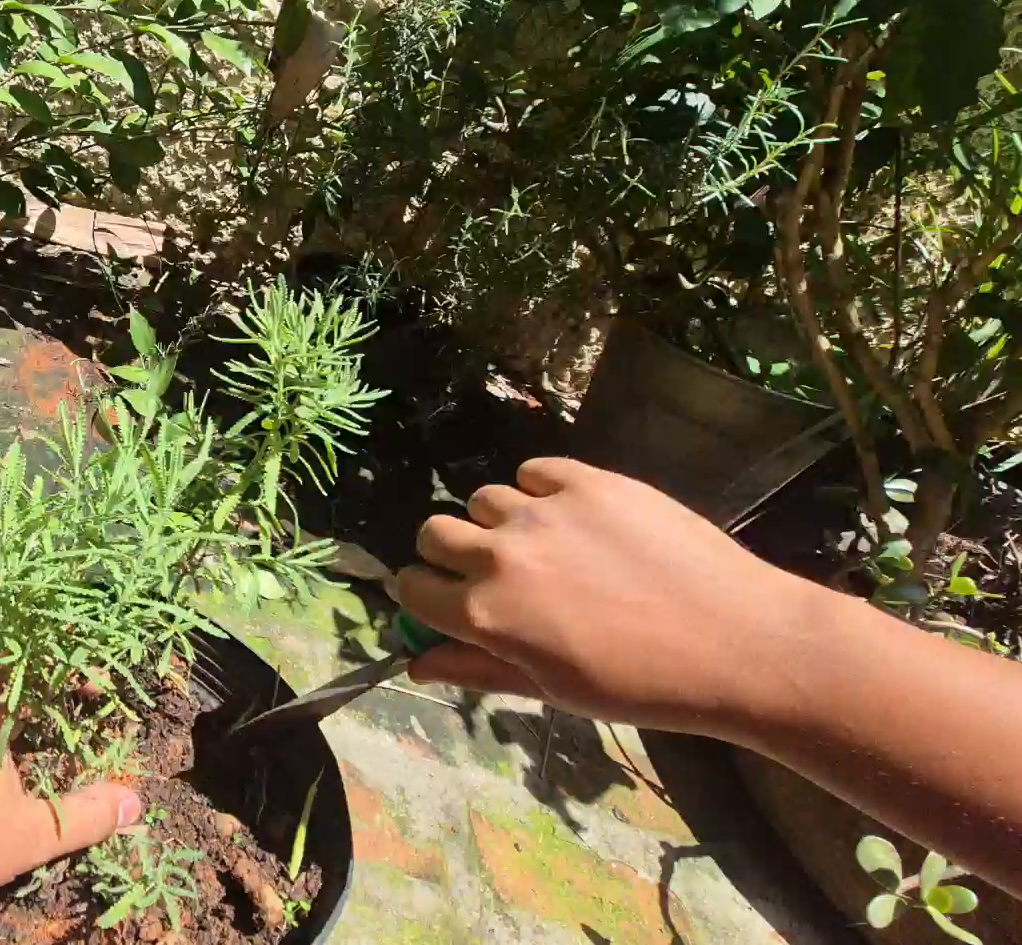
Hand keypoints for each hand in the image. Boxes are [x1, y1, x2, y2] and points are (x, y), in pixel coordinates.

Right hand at [390, 457, 834, 739]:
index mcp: (484, 614)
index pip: (410, 586)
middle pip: (431, 532)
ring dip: (499, 522)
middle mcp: (498, 556)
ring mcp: (541, 513)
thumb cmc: (644, 684)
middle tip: (492, 568)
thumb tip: (413, 662)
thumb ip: (473, 669)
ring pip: (482, 499)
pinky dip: (542, 490)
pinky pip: (532, 471)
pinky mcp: (585, 481)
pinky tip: (576, 518)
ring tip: (546, 542)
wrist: (751, 647)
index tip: (449, 600)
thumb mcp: (550, 688)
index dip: (425, 594)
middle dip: (448, 552)